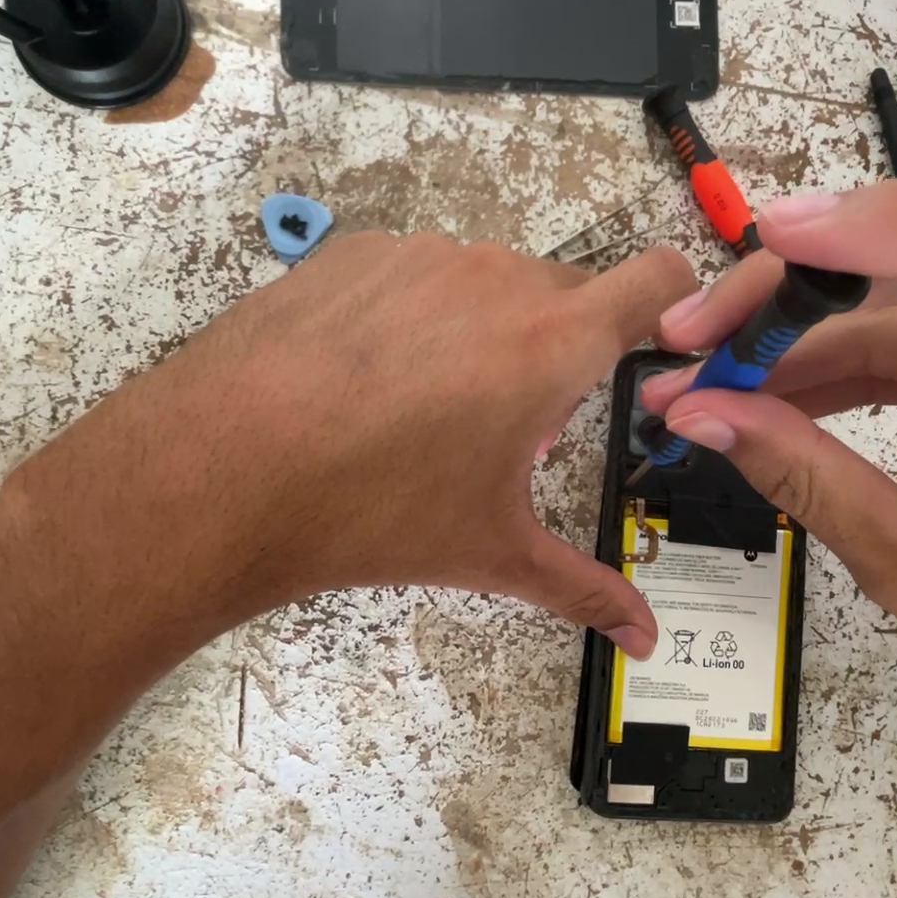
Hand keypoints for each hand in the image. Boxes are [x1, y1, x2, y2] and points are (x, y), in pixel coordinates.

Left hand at [5, 231, 694, 660]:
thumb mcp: (493, 554)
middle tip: (514, 425)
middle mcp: (497, 280)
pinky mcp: (354, 254)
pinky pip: (421, 275)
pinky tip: (369, 378)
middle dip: (563, 350)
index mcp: (551, 344)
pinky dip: (422, 314)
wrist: (221, 474)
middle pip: (568, 295)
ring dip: (490, 333)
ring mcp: (421, 258)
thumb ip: (585, 590)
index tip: (662, 339)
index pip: (657, 279)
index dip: (675, 300)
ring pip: (492, 284)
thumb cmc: (375, 515)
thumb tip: (647, 643)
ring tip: (430, 408)